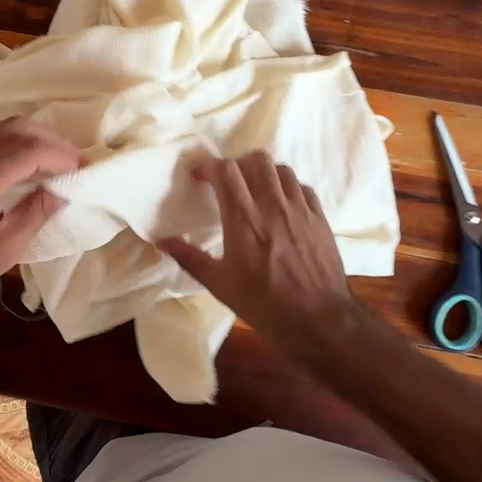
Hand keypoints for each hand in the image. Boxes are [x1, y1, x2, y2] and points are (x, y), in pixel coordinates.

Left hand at [0, 118, 80, 320]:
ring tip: (51, 155)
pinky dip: (3, 135)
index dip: (61, 155)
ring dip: (28, 134)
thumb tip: (64, 189)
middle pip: (15, 129)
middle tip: (73, 159)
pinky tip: (16, 152)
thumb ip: (36, 212)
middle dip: (49, 140)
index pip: (29, 151)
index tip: (83, 168)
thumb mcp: (5, 248)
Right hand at [158, 151, 361, 355]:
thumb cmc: (264, 305)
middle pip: (255, 160)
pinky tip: (281, 205)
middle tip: (227, 182)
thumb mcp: (220, 285)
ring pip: (280, 169)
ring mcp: (299, 210)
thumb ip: (190, 258)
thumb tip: (162, 241)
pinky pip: (302, 187)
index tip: (199, 176)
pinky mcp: (319, 218)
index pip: (225, 171)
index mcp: (243, 220)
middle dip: (236, 164)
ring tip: (254, 190)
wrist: (319, 321)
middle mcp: (272, 206)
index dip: (208, 166)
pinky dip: (287, 188)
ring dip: (263, 173)